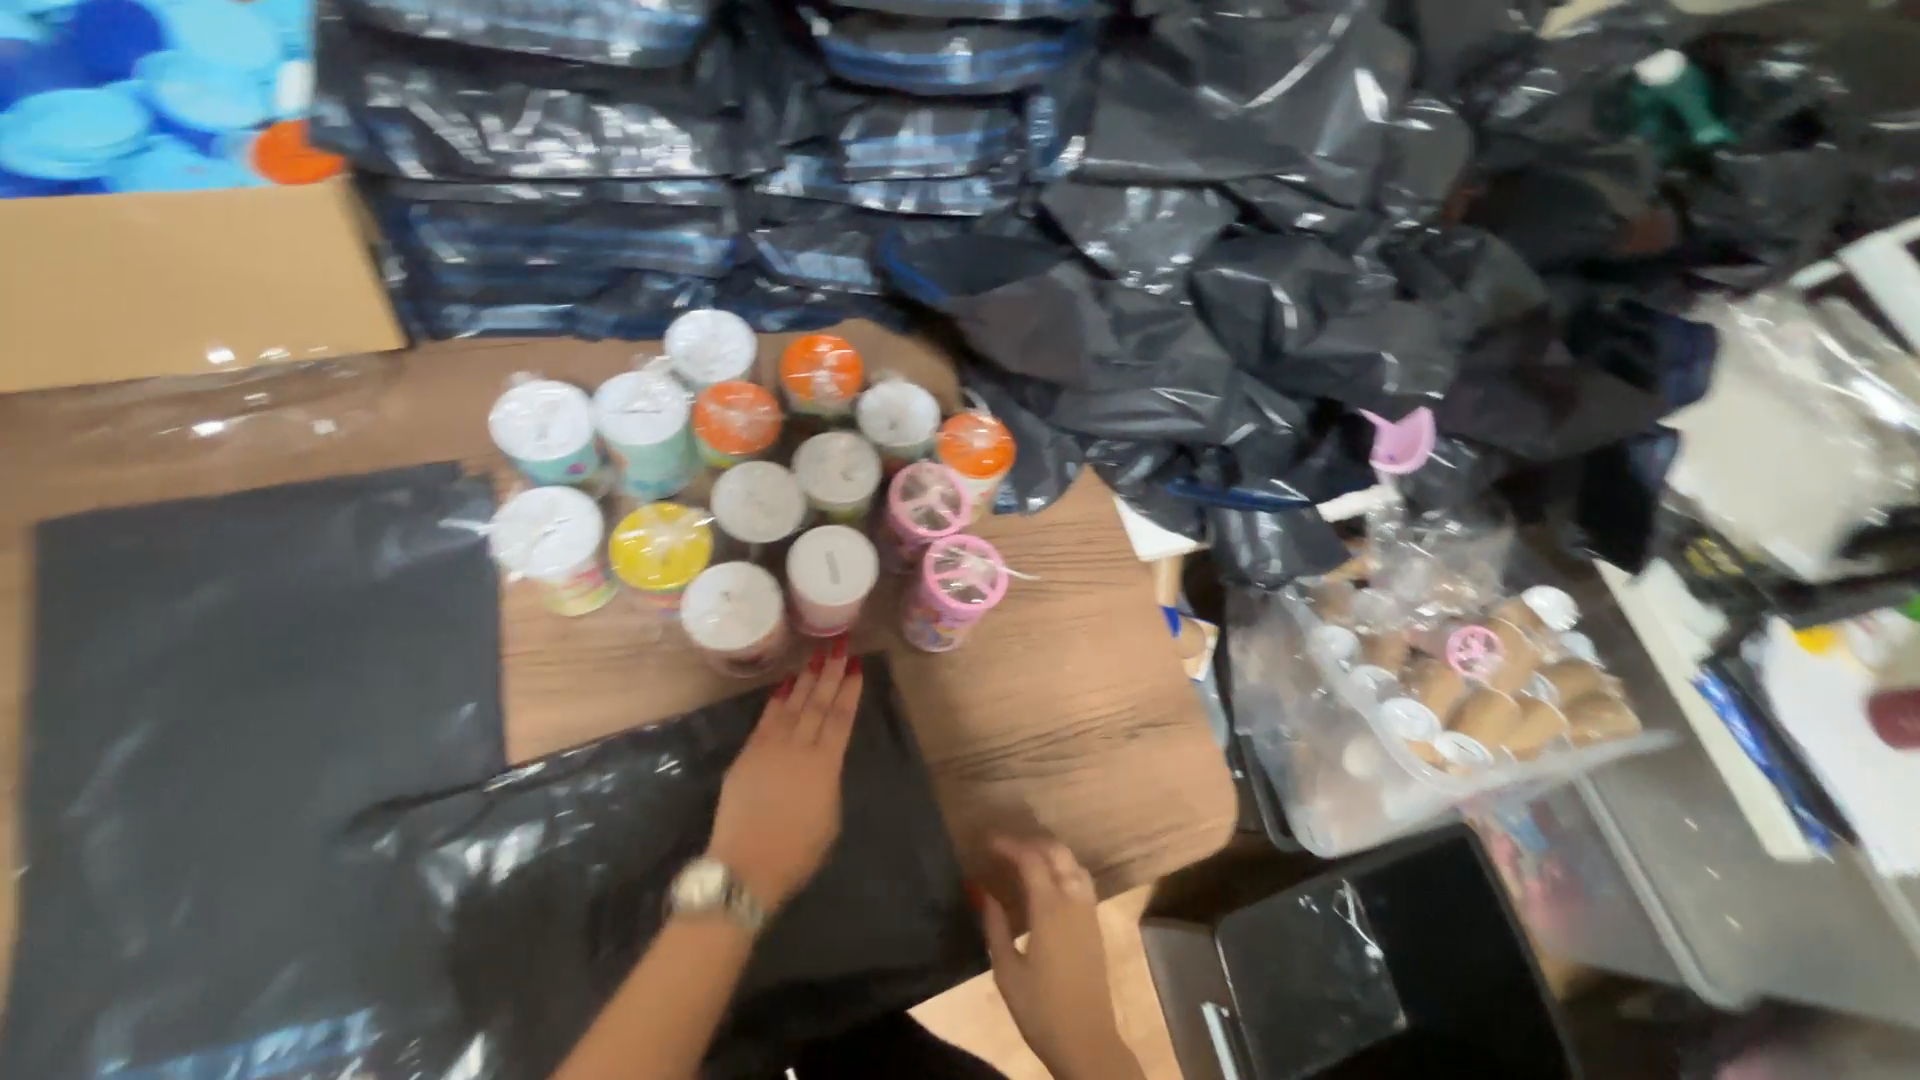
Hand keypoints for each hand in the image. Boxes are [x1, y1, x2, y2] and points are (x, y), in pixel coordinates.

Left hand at [707, 640, 862, 910]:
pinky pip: (766, 719)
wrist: (746, 866)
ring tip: (817, 657)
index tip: (857, 667)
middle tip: (839, 647)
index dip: (849, 692)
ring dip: (806, 680)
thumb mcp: (830, 817)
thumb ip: (828, 782)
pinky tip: (786, 685)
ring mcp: (770, 748)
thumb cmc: (797, 852)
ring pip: (792, 706)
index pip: (840, 718)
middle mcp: (799, 748)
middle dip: (830, 674)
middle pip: (817, 704)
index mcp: (826, 765)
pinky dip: (777, 700)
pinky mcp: (748, 755)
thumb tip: (822, 763)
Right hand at [979, 836, 1142, 1079]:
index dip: (1008, 844)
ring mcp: (1089, 912)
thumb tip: (981, 891)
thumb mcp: (1006, 970)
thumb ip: (994, 925)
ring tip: (1023, 859)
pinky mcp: (1095, 925)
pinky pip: (1081, 881)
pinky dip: (1063, 868)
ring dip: (1050, 853)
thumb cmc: (1040, 1009)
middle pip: (1057, 853)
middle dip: (1030, 842)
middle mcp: (1074, 902)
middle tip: (1003, 847)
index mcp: (1050, 909)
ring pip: (1074, 864)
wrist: (1086, 1040)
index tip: (986, 841)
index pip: (1031, 859)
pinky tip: (1045, 882)